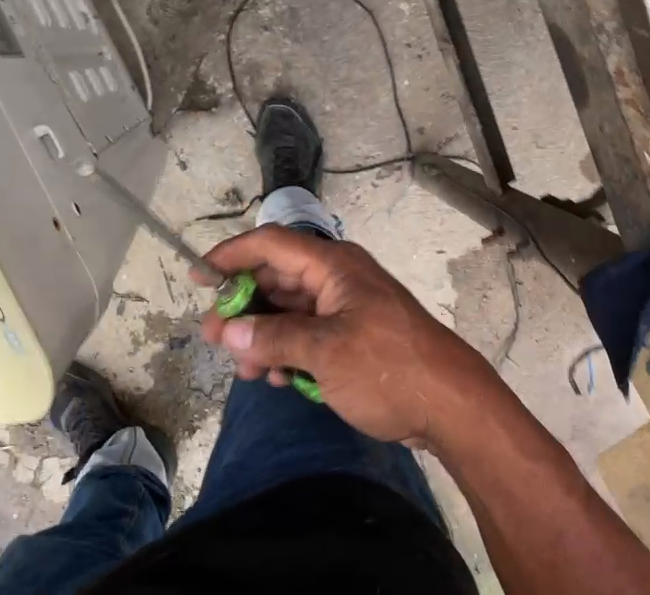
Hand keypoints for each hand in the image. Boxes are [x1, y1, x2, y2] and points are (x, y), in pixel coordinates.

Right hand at [198, 225, 499, 445]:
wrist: (452, 404)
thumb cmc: (387, 367)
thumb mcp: (325, 352)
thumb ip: (274, 338)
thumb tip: (230, 331)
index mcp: (332, 265)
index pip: (270, 244)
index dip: (230, 255)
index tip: (198, 277)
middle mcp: (337, 278)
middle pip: (276, 279)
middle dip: (243, 306)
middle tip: (214, 337)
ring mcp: (346, 308)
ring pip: (289, 310)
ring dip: (262, 334)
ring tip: (243, 369)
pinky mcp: (353, 337)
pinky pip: (308, 333)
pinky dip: (286, 350)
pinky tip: (274, 377)